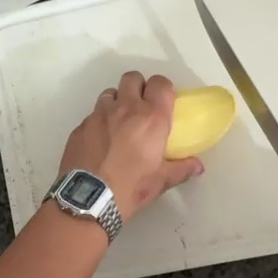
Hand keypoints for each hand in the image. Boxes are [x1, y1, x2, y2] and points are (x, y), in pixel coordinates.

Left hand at [58, 72, 202, 220]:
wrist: (89, 199)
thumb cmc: (131, 187)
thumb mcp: (161, 181)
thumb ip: (181, 168)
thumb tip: (197, 166)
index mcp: (151, 117)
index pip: (160, 83)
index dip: (163, 89)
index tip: (163, 102)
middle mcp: (125, 108)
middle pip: (132, 78)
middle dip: (138, 87)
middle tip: (140, 107)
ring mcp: (99, 115)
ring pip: (110, 94)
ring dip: (116, 102)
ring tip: (119, 123)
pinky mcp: (80, 127)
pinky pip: (92, 115)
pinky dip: (98, 122)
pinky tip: (99, 141)